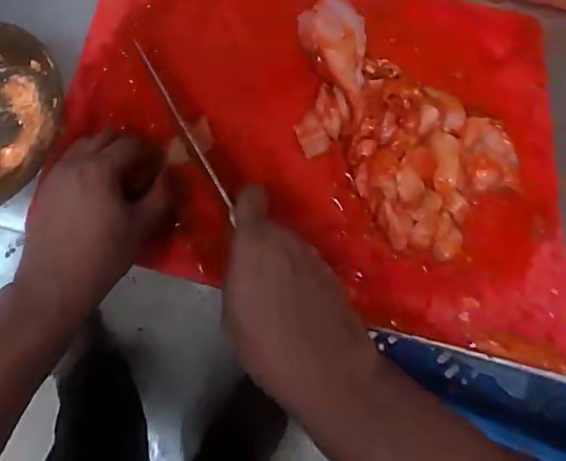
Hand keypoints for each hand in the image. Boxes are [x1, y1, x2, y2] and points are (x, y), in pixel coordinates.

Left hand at [15, 130, 174, 324]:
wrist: (51, 287)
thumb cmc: (100, 257)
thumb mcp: (140, 227)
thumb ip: (161, 195)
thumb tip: (169, 172)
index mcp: (99, 167)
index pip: (131, 143)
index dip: (150, 149)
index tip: (160, 163)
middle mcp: (75, 161)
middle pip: (106, 135)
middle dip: (127, 145)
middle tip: (140, 166)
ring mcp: (56, 172)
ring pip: (84, 144)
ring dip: (104, 149)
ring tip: (116, 174)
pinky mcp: (44, 186)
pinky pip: (68, 159)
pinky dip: (85, 161)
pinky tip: (92, 186)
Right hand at [222, 185, 380, 413]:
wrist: (330, 370)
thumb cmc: (268, 345)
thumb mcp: (232, 314)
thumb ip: (236, 275)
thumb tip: (242, 264)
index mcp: (255, 242)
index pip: (252, 196)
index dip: (246, 202)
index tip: (240, 220)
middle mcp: (286, 238)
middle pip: (271, 229)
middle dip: (262, 248)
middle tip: (255, 281)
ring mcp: (313, 254)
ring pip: (290, 249)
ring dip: (283, 266)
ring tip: (279, 304)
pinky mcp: (333, 274)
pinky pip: (308, 268)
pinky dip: (302, 282)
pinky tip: (301, 313)